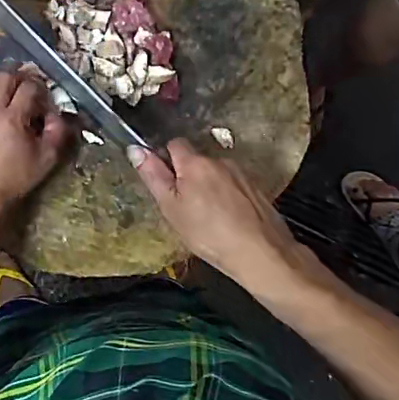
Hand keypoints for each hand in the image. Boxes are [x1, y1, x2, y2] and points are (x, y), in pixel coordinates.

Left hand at [0, 72, 72, 214]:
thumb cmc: (17, 176)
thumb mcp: (46, 157)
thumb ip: (57, 131)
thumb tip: (57, 112)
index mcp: (11, 119)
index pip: (28, 87)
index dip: (40, 88)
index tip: (44, 98)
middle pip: (5, 76)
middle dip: (20, 78)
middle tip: (29, 89)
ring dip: (1, 80)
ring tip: (11, 91)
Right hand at [129, 140, 318, 291]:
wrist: (262, 255)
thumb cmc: (209, 233)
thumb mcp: (171, 207)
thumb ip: (153, 175)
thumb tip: (135, 149)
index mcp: (195, 162)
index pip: (173, 143)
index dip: (165, 159)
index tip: (164, 181)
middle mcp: (220, 161)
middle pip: (195, 159)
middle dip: (187, 175)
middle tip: (183, 204)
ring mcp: (241, 175)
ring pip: (214, 174)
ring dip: (207, 186)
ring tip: (206, 216)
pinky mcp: (257, 190)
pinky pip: (232, 186)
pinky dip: (226, 196)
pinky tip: (226, 219)